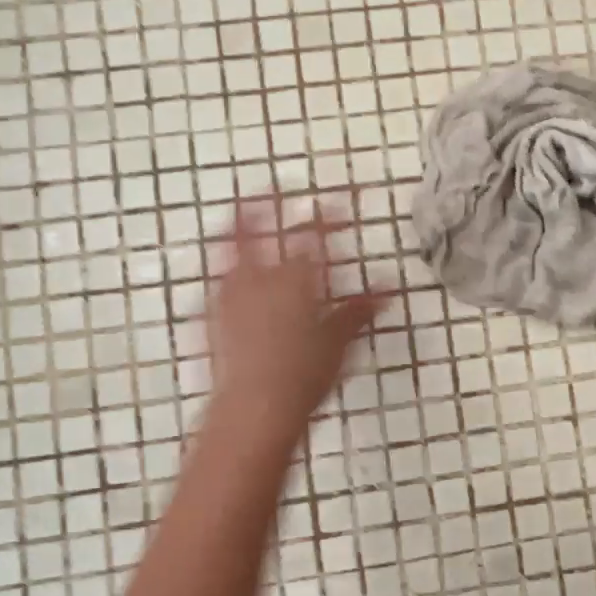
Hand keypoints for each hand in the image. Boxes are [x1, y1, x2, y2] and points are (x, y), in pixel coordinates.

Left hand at [202, 197, 387, 456]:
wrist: (254, 408)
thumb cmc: (302, 376)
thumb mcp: (339, 343)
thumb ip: (358, 311)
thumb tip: (383, 292)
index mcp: (296, 280)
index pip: (314, 235)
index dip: (327, 214)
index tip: (336, 199)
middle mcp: (260, 279)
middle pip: (260, 229)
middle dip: (268, 204)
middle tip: (272, 187)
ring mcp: (232, 296)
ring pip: (230, 249)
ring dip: (238, 228)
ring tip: (240, 214)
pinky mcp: (212, 317)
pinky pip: (216, 281)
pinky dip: (224, 270)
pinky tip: (226, 274)